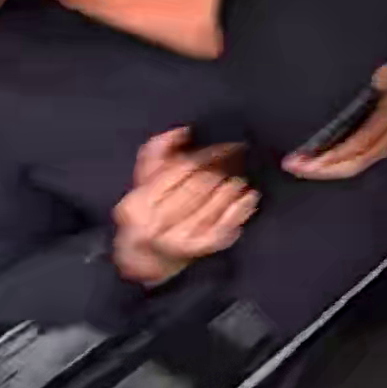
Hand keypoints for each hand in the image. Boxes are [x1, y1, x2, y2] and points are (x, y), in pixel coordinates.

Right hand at [113, 128, 259, 287]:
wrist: (148, 257)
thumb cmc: (154, 210)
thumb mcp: (147, 182)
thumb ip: (158, 153)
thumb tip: (180, 131)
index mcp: (136, 204)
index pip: (181, 169)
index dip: (211, 154)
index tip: (231, 146)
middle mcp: (152, 224)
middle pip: (203, 183)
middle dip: (226, 167)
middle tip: (243, 158)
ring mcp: (178, 237)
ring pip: (219, 199)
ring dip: (236, 184)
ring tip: (241, 179)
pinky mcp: (203, 246)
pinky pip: (231, 219)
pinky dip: (245, 203)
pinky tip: (250, 195)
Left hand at [283, 58, 386, 180]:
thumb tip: (380, 78)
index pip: (362, 142)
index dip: (333, 154)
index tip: (305, 157)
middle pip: (358, 161)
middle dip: (324, 169)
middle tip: (294, 167)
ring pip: (360, 165)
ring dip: (330, 171)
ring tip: (302, 169)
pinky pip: (364, 161)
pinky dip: (341, 166)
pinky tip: (325, 166)